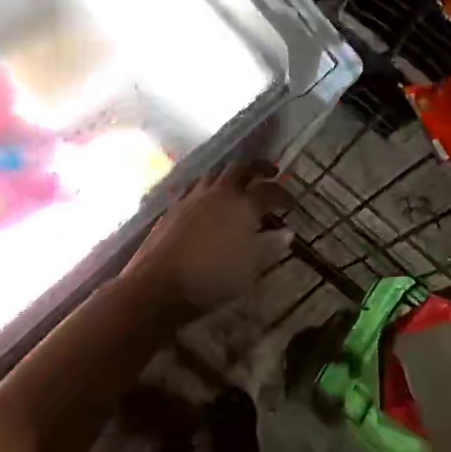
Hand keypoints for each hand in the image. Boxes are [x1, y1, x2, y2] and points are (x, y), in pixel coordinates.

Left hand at [122, 161, 293, 317]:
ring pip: (214, 172)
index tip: (291, 201)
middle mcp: (217, 193)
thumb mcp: (250, 269)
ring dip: (230, 172)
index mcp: (242, 205)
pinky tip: (205, 197)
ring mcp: (191, 198)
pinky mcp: (172, 208)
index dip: (282, 193)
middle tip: (269, 172)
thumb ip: (269, 248)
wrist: (158, 284)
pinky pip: (193, 186)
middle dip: (258, 167)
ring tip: (237, 181)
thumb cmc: (212, 278)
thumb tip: (286, 233)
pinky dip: (206, 185)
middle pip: (240, 168)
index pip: (268, 190)